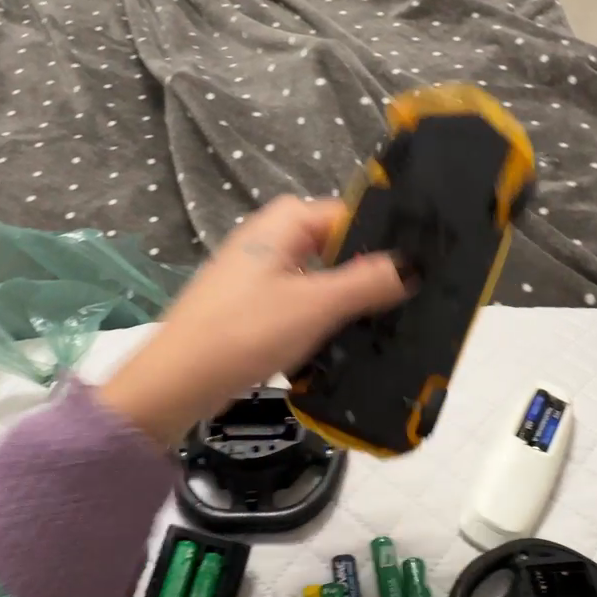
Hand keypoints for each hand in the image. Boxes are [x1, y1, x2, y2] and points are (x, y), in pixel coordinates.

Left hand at [100, 196, 408, 447]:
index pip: (352, 214)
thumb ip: (368, 281)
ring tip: (381, 328)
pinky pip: (298, 300)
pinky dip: (318, 318)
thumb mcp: (316, 305)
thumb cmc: (246, 332)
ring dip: (344, 301)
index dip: (385, 240)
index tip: (419, 272)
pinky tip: (339, 344)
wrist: (177, 381)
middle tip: (406, 305)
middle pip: (336, 246)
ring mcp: (257, 270)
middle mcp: (270, 235)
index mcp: (285, 221)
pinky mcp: (249, 303)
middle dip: (366, 274)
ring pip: (318, 277)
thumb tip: (413, 264)